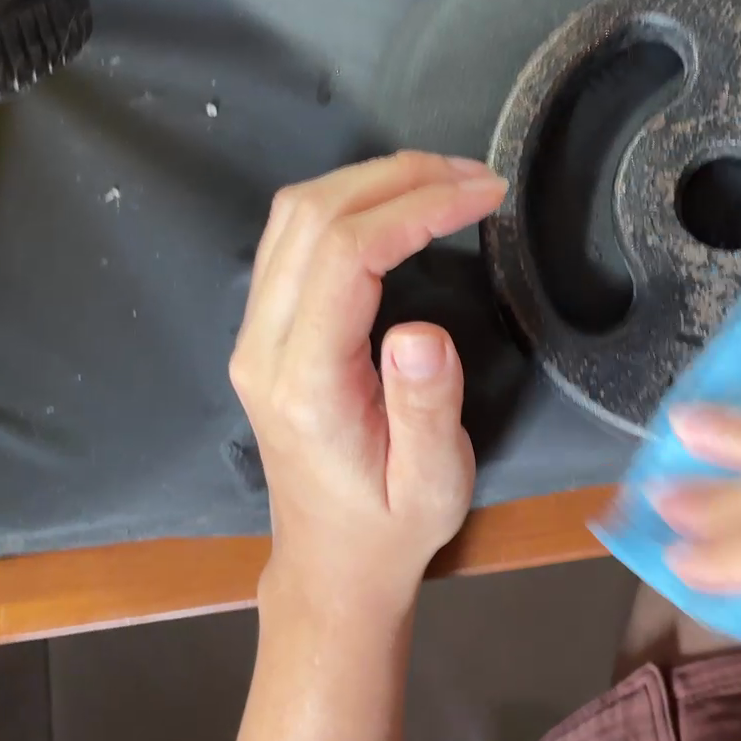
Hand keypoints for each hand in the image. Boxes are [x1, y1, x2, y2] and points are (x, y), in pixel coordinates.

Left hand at [228, 151, 506, 602]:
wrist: (329, 564)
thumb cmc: (389, 528)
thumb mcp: (432, 484)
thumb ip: (427, 409)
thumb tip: (423, 331)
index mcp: (306, 382)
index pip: (348, 254)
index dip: (419, 207)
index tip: (485, 193)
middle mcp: (264, 344)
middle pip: (314, 216)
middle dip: (401, 177)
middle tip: (476, 176)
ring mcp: (255, 331)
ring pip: (295, 214)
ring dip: (373, 179)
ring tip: (447, 178)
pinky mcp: (264, 326)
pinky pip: (293, 234)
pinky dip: (350, 199)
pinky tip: (398, 201)